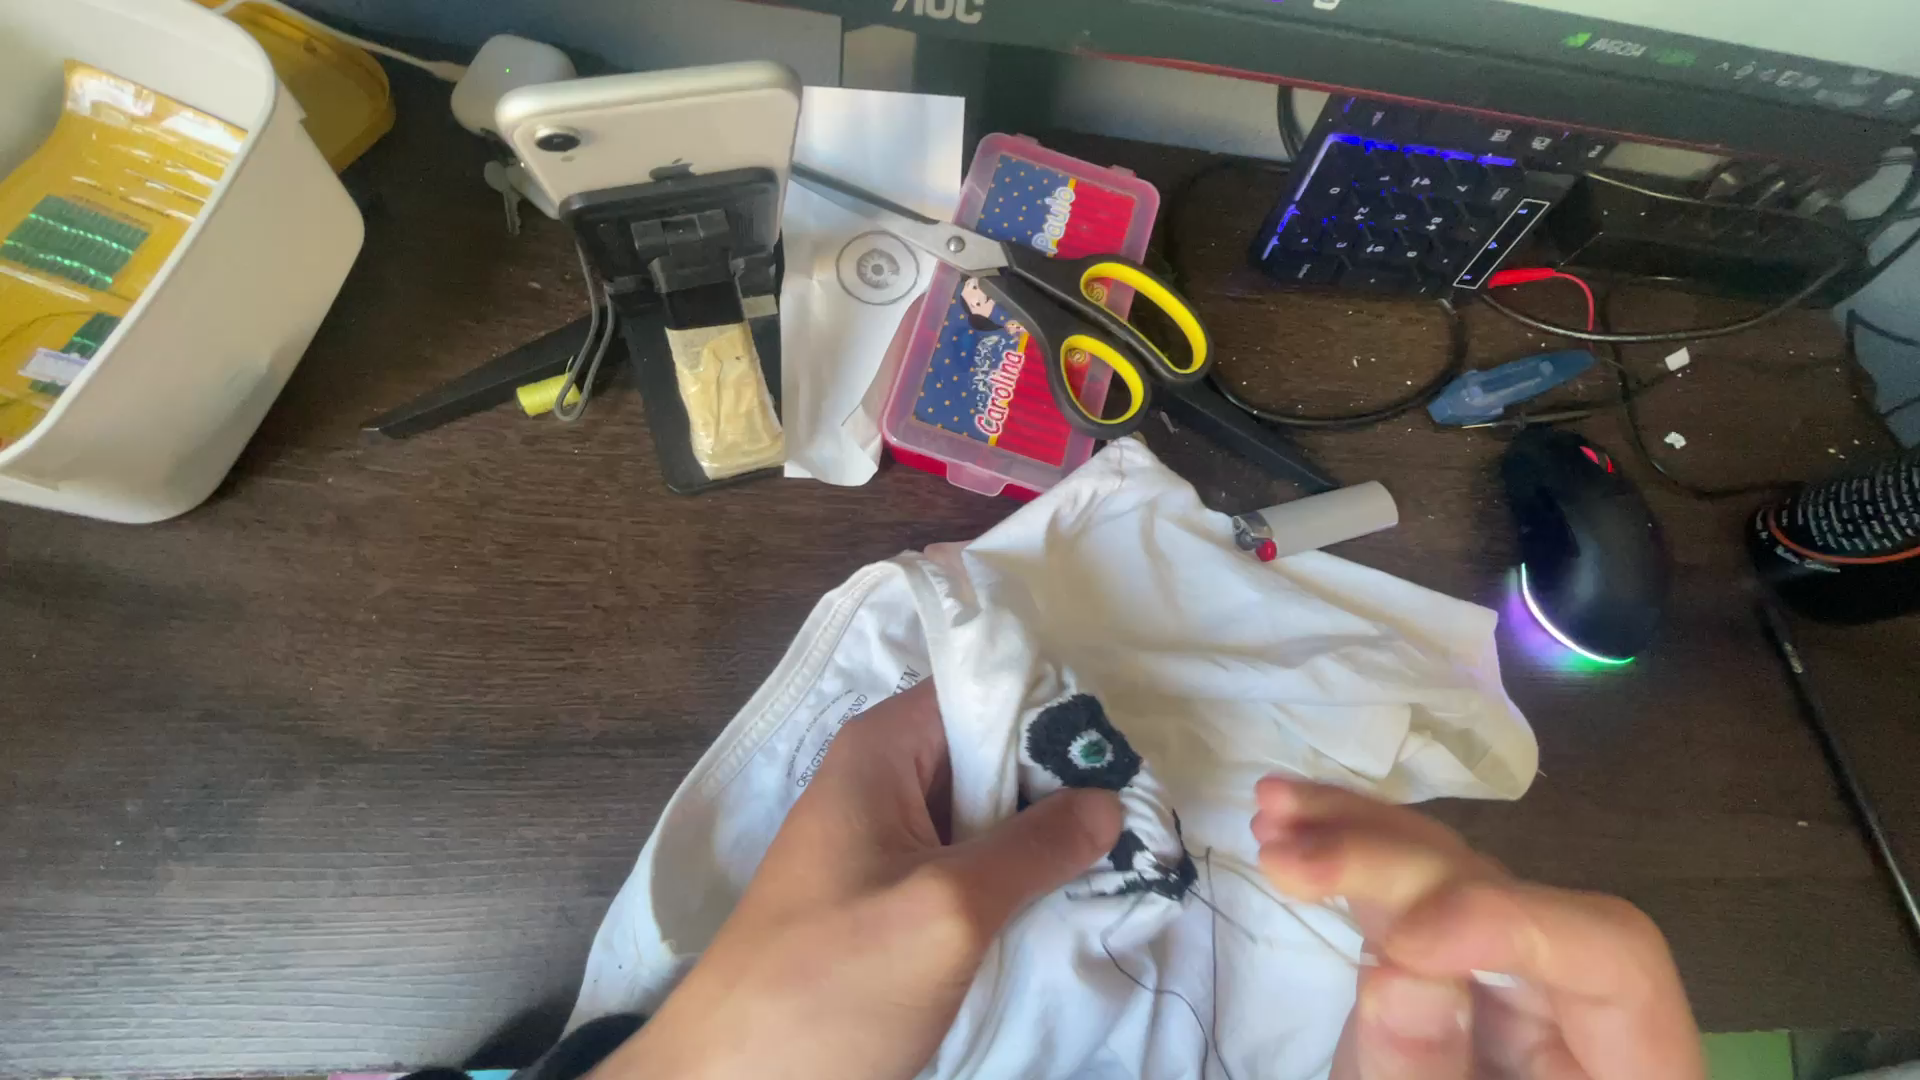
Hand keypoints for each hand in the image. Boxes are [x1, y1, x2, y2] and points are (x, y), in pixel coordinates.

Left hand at [592, 680, 1123, 1079]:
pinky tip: (1062, 887)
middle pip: (985, 747)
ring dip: (1038, 826)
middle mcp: (882, 772)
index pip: (980, 692)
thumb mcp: (949, 909)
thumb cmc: (832, 981)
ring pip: (980, 804)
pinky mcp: (889, 884)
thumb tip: (1108, 801)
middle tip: (1131, 806)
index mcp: (883, 746)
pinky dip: (1010, 865)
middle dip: (1053, 775)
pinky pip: (963, 852)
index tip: (1116, 750)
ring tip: (1116, 845)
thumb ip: (1034, 847)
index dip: (1048, 711)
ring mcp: (884, 831)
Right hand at [1252, 779, 1704, 1079]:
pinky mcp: (1438, 944)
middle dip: (1384, 862)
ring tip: (1270, 812)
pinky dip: (1337, 841)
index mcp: (1628, 1068)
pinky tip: (1283, 820)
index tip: (1395, 944)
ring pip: (1438, 860)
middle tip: (1286, 858)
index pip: (1608, 955)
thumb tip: (1393, 966)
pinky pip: (1394, 875)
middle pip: (1498, 887)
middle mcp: (1569, 990)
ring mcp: (1500, 960)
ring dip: (1346, 830)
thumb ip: (1426, 1073)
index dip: (1505, 924)